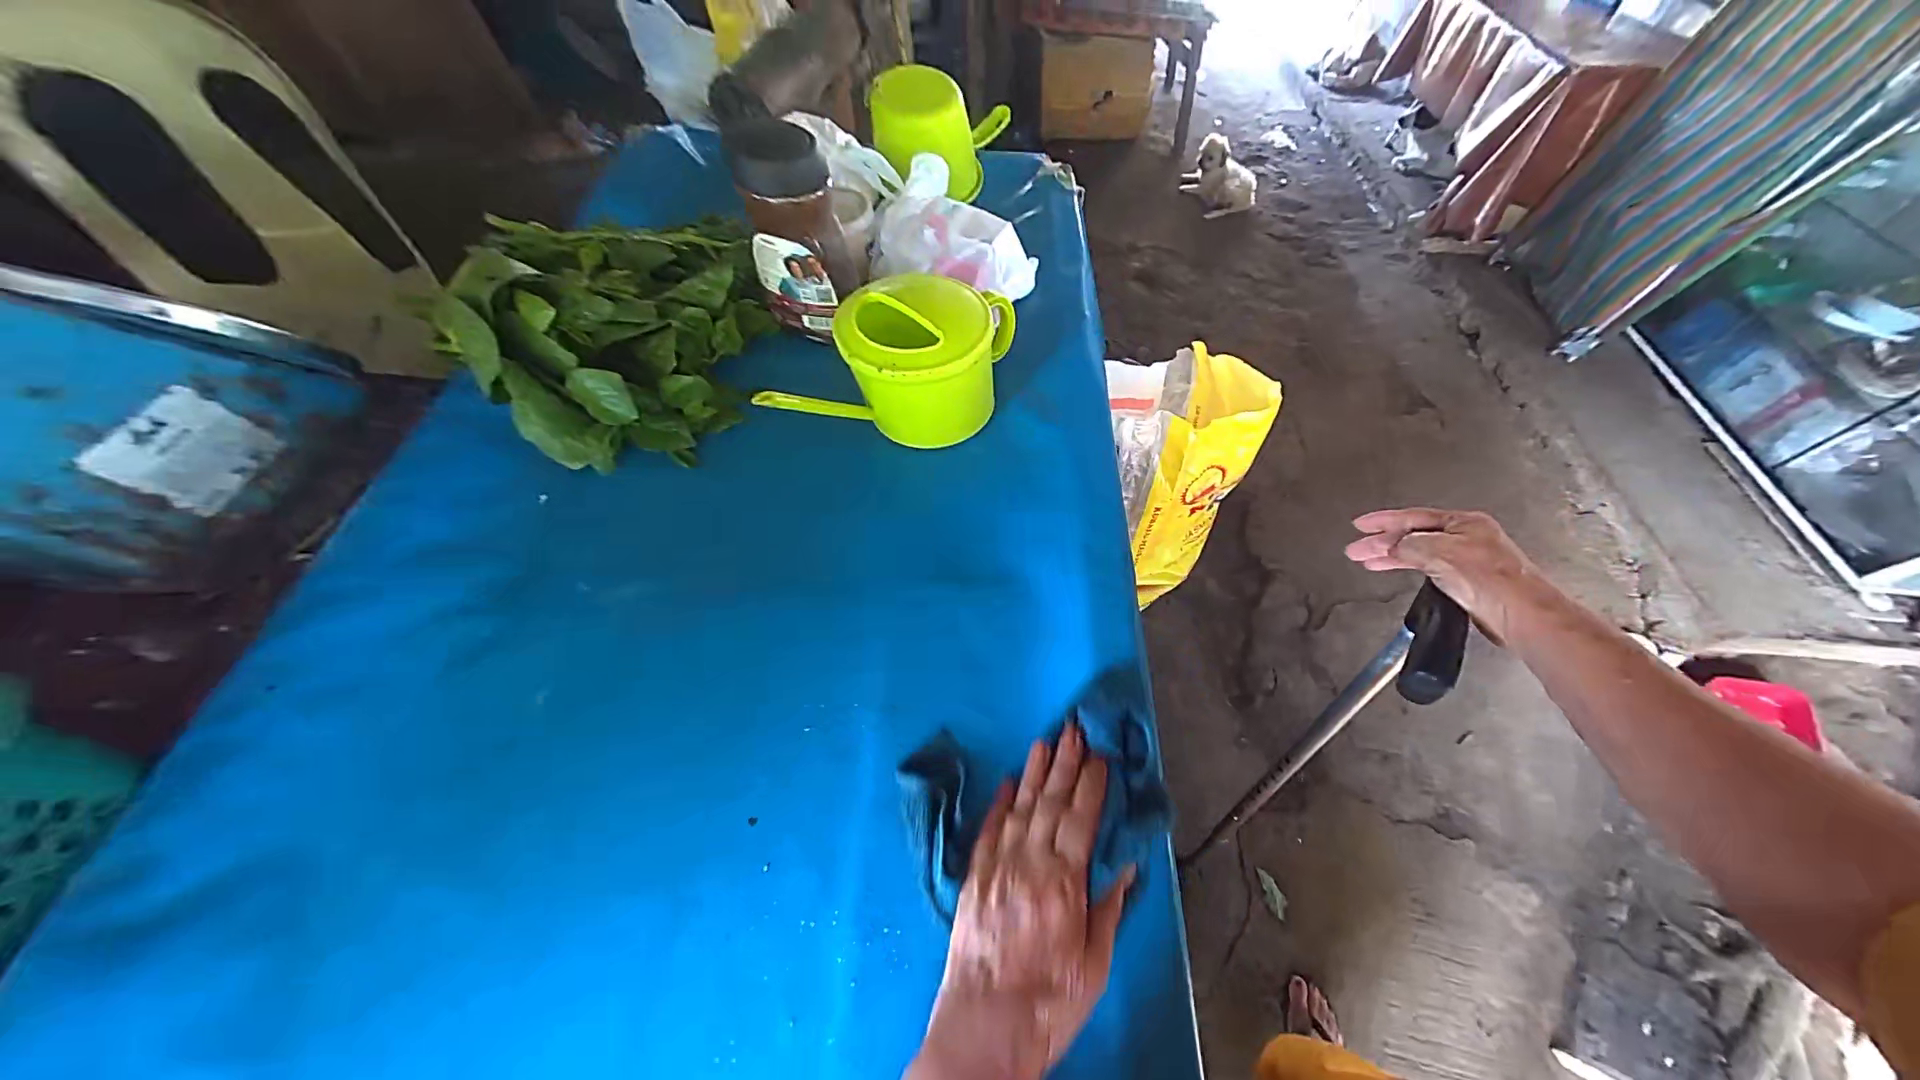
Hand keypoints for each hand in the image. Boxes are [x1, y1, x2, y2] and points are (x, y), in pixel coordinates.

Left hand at [908, 723, 1133, 1079]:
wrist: (983, 1026)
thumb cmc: (1048, 1001)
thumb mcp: (1093, 964)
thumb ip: (1107, 908)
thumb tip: (1124, 866)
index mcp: (1062, 884)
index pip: (1080, 819)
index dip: (1091, 784)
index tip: (1100, 755)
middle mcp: (1027, 865)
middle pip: (1050, 804)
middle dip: (1064, 764)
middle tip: (1073, 729)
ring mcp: (996, 868)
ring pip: (1019, 809)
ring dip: (1034, 774)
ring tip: (1045, 742)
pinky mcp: (973, 878)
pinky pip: (988, 830)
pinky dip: (999, 804)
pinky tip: (1009, 783)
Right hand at [1344, 508, 1555, 644]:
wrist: (1519, 614)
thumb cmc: (1490, 581)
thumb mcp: (1439, 552)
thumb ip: (1409, 544)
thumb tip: (1393, 546)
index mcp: (1465, 523)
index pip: (1414, 517)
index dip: (1383, 521)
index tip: (1360, 525)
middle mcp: (1467, 537)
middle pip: (1414, 534)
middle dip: (1382, 541)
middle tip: (1356, 548)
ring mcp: (1466, 559)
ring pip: (1418, 551)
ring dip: (1391, 555)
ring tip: (1368, 561)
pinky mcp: (1465, 580)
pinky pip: (1426, 566)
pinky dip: (1406, 567)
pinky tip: (1395, 570)